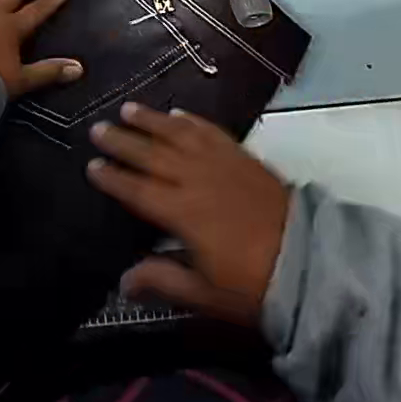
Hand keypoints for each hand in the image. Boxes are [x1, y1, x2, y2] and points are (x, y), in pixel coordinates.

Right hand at [87, 103, 289, 326]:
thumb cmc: (253, 283)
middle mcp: (196, 179)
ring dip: (151, 120)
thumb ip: (163, 280)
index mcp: (183, 212)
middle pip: (152, 155)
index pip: (138, 190)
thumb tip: (123, 281)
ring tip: (129, 108)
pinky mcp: (241, 155)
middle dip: (123, 141)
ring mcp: (220, 162)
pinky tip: (178, 114)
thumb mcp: (206, 293)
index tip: (91, 165)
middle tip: (98, 127)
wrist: (309, 259)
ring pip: (178, 134)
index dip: (113, 178)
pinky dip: (191, 120)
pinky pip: (209, 130)